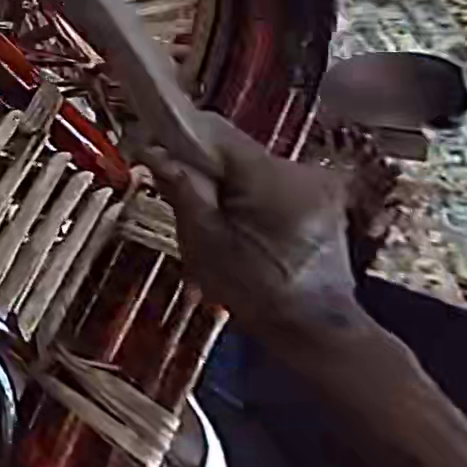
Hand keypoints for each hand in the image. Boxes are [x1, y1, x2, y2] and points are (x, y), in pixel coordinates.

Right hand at [143, 115, 362, 345]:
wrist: (317, 334)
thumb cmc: (257, 292)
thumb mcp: (204, 241)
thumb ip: (180, 189)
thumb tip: (150, 149)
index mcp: (274, 179)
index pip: (212, 131)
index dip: (174, 137)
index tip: (148, 152)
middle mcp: (299, 172)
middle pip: (227, 145)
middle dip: (195, 161)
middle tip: (171, 188)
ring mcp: (312, 183)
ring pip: (241, 160)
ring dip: (215, 175)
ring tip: (202, 210)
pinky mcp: (314, 196)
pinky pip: (260, 176)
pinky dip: (237, 188)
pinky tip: (231, 218)